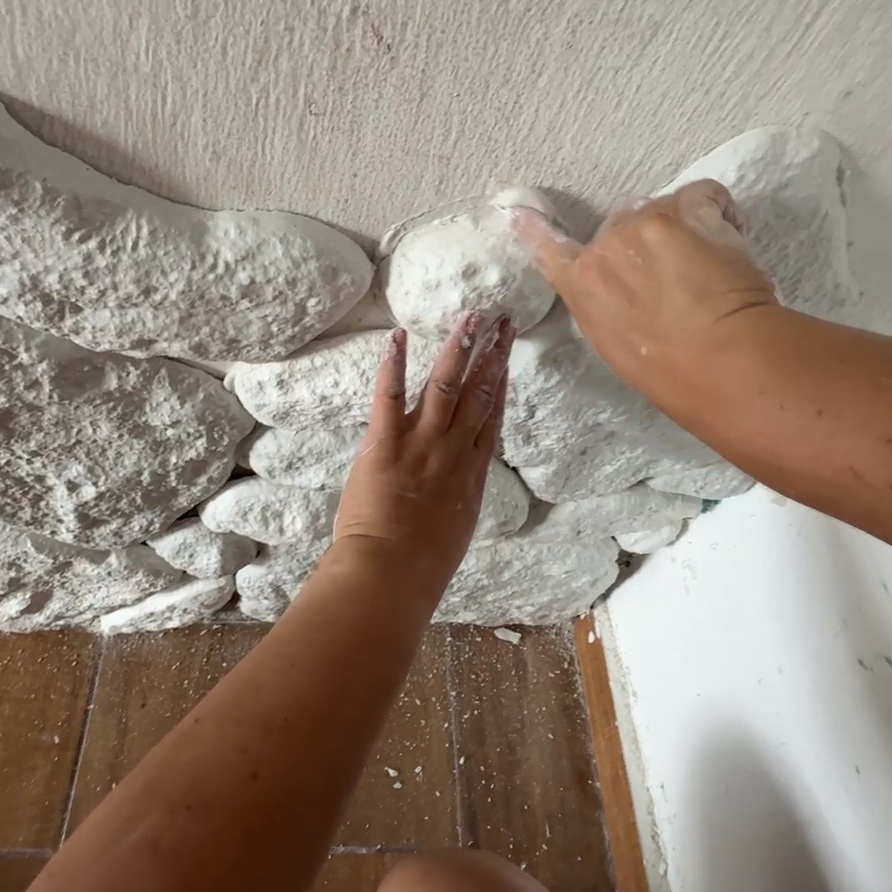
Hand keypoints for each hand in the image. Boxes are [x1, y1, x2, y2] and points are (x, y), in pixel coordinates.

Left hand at [333, 311, 514, 585]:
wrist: (390, 575)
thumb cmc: (422, 564)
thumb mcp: (455, 526)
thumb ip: (457, 494)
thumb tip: (456, 479)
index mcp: (471, 473)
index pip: (492, 416)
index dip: (500, 381)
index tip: (506, 354)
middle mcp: (452, 450)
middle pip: (479, 393)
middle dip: (492, 353)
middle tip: (502, 320)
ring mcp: (420, 444)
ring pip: (445, 386)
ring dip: (459, 347)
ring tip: (470, 316)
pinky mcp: (384, 444)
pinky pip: (389, 396)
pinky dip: (394, 364)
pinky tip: (398, 336)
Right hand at [509, 179, 777, 399]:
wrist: (715, 359)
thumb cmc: (667, 368)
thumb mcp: (613, 340)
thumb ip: (604, 302)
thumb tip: (623, 287)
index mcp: (580, 285)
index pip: (548, 248)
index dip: (533, 228)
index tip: (515, 211)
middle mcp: (603, 247)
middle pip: (621, 223)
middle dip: (647, 239)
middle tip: (678, 273)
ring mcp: (642, 224)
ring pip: (663, 207)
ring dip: (686, 226)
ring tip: (710, 264)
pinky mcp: (685, 210)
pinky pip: (704, 194)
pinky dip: (720, 211)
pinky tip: (732, 239)